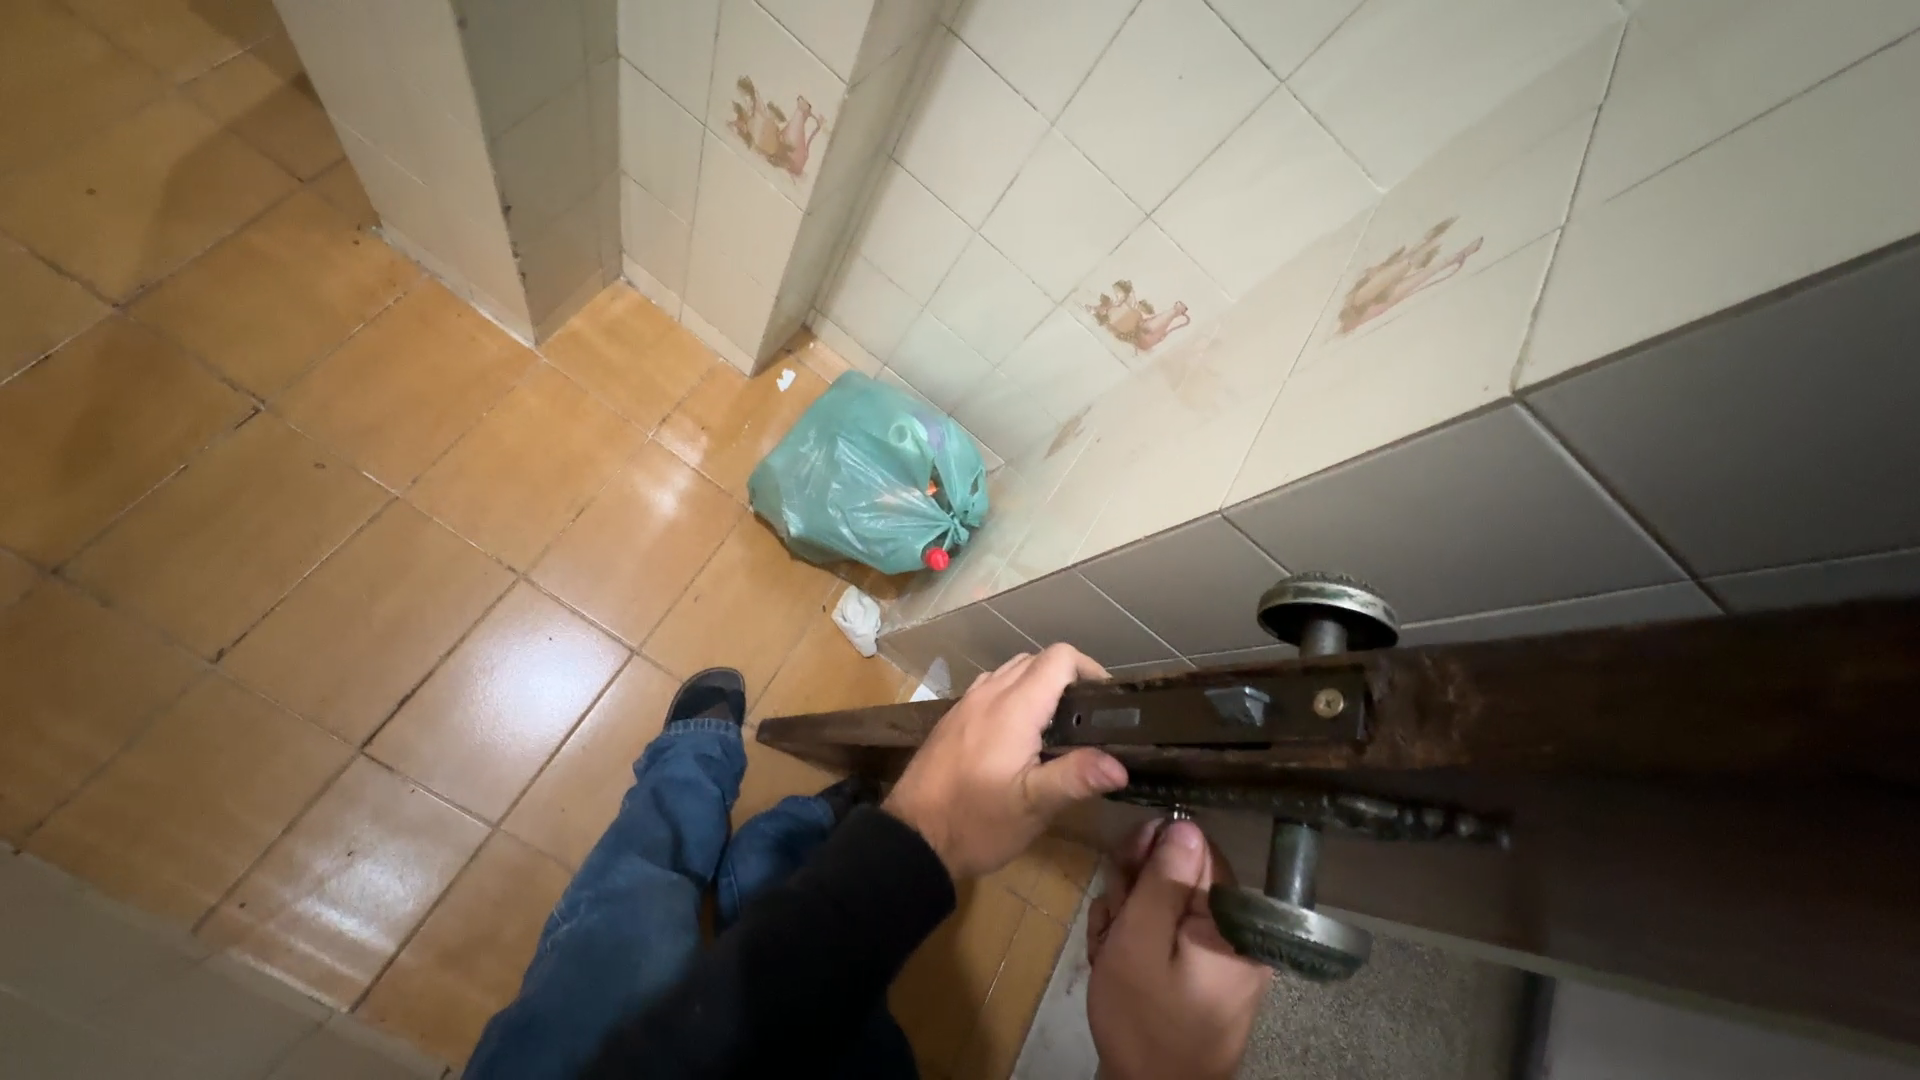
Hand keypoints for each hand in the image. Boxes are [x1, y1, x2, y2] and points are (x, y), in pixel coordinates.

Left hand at [882, 645, 1127, 879]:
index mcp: (1013, 707)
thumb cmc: (977, 821)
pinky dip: (1013, 696)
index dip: (1089, 669)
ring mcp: (966, 704)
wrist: (912, 837)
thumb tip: (1120, 765)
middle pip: (1036, 660)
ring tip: (1059, 726)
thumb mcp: (1032, 806)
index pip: (1058, 657)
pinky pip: (990, 689)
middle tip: (1088, 718)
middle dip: (1067, 678)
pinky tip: (1019, 735)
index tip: (1106, 700)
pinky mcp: (953, 719)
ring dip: (1038, 685)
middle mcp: (989, 693)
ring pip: (1011, 672)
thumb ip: (1075, 778)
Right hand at [1087, 819, 1271, 1079]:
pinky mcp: (1202, 970)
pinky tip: (1115, 957)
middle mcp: (1236, 932)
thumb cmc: (1143, 1022)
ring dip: (1128, 912)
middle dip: (1136, 885)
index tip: (1121, 864)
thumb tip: (1185, 824)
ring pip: (1165, 900)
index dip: (1155, 848)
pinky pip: (1168, 931)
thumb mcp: (1140, 943)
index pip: (1198, 850)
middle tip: (1111, 915)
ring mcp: (1220, 953)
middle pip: (1181, 874)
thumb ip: (1162, 881)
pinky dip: (1136, 937)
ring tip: (1108, 946)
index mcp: (1233, 923)